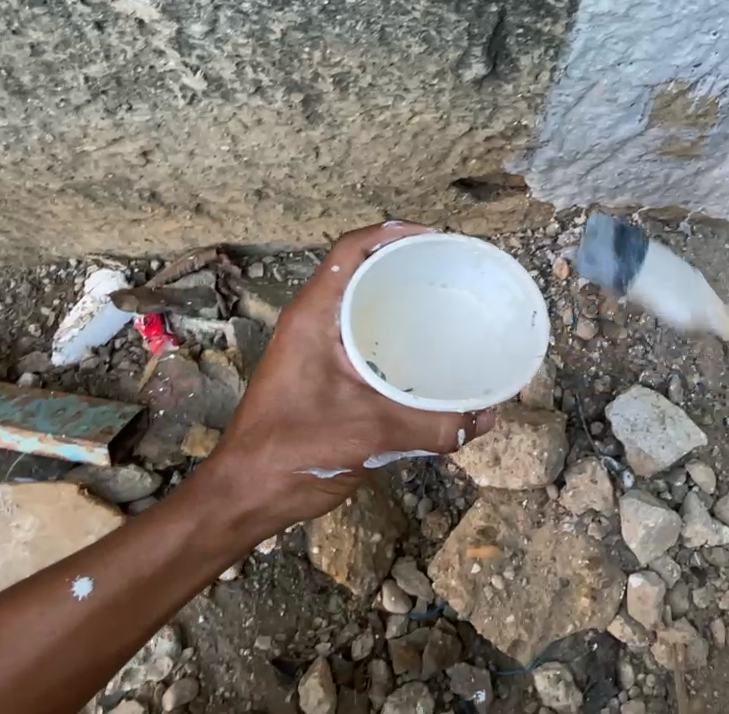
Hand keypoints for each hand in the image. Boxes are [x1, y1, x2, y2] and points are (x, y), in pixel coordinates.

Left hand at [204, 223, 495, 528]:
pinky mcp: (319, 374)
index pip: (351, 250)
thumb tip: (484, 420)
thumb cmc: (293, 451)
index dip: (393, 233)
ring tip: (441, 304)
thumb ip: (432, 427)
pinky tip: (420, 354)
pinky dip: (389, 334)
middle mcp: (312, 322)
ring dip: (395, 298)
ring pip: (359, 304)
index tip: (436, 238)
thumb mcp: (371, 433)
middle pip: (359, 270)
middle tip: (448, 270)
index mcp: (315, 316)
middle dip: (402, 263)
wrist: (244, 495)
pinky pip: (360, 337)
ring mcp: (313, 348)